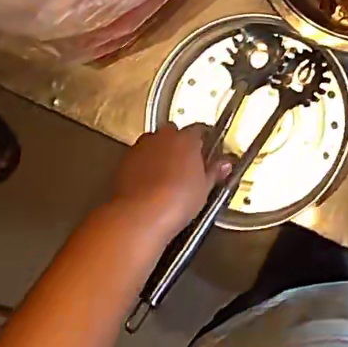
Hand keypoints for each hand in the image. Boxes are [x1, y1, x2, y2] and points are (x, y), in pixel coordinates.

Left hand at [107, 125, 231, 232]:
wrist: (140, 216)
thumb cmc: (175, 200)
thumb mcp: (204, 188)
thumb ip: (214, 171)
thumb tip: (224, 165)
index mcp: (186, 138)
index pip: (200, 130)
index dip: (204, 141)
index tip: (207, 152)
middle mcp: (162, 137)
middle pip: (174, 134)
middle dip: (180, 146)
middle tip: (188, 165)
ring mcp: (141, 148)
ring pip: (154, 145)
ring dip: (161, 154)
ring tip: (168, 177)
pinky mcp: (124, 162)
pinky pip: (139, 158)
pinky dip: (145, 166)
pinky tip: (151, 184)